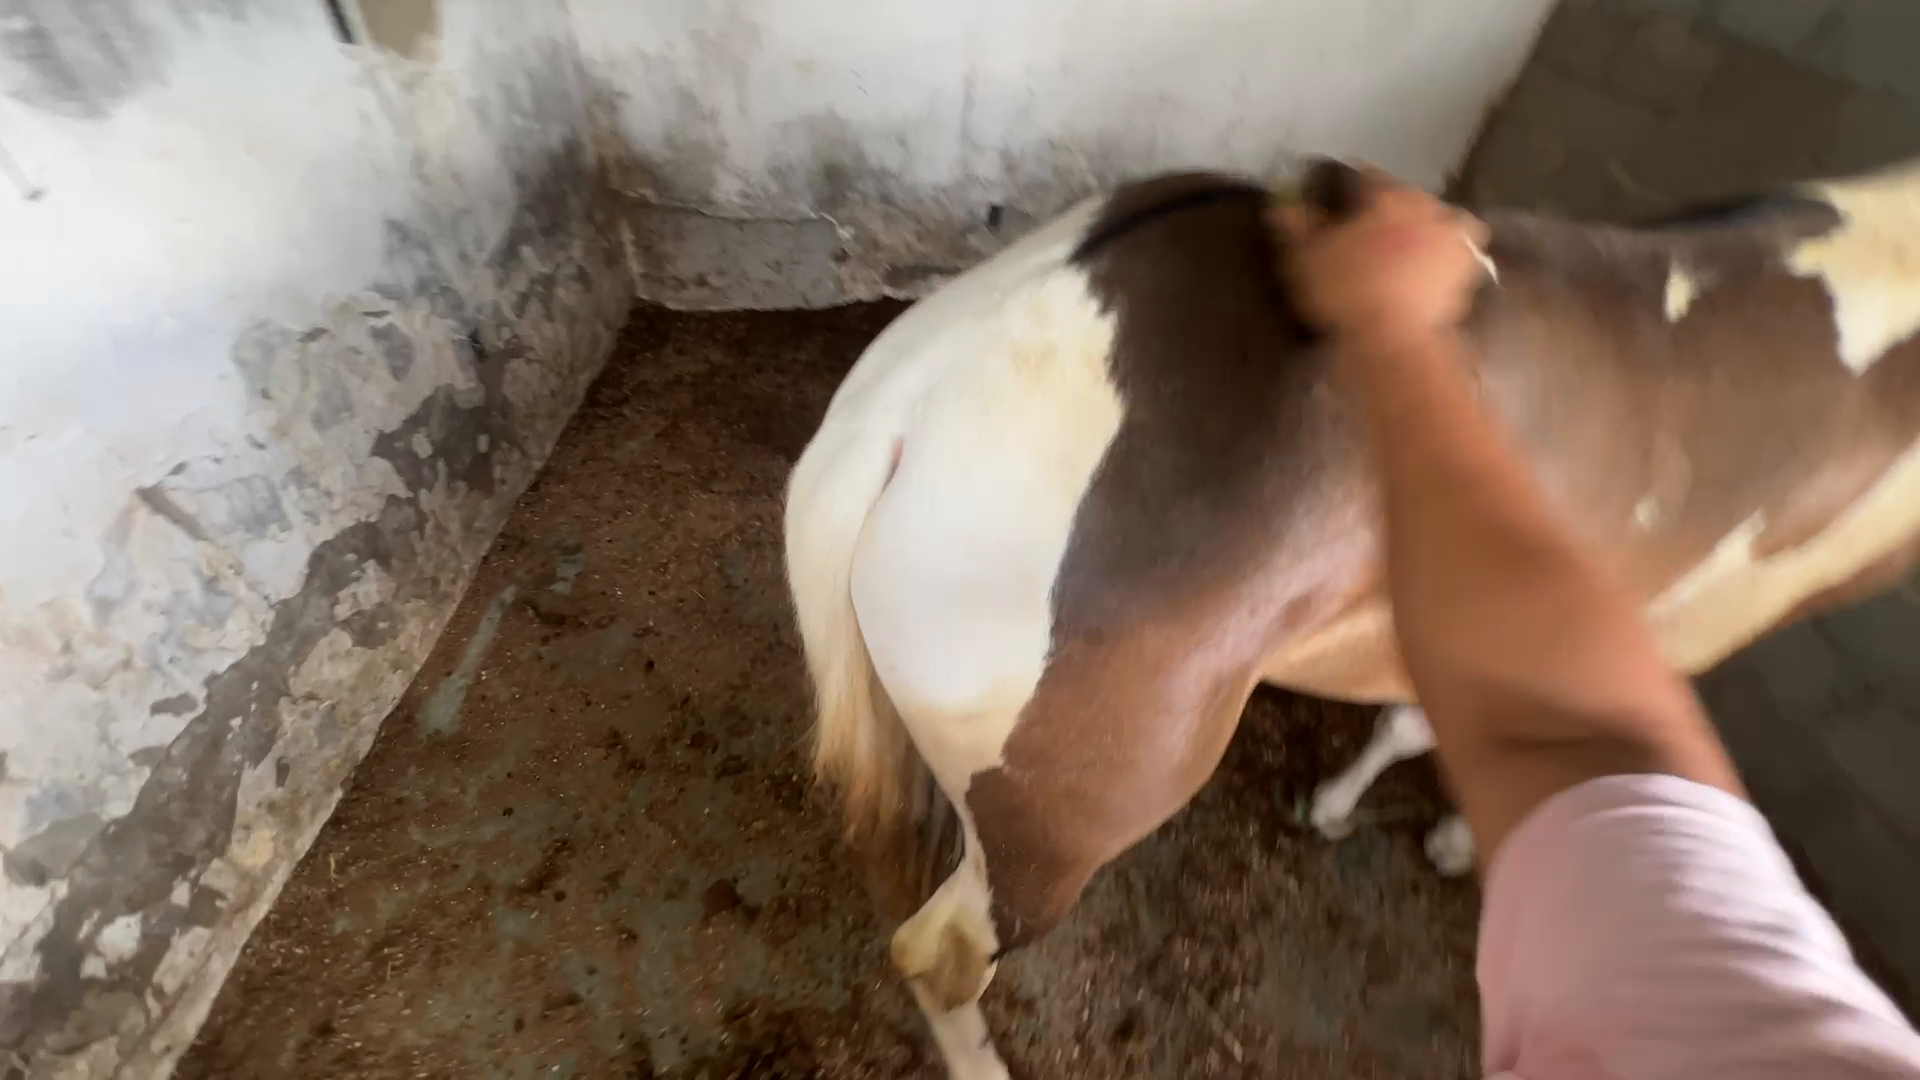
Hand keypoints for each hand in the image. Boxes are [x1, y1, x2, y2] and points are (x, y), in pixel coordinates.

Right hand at [1269, 167, 1489, 346]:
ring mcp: (1454, 233)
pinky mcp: (1469, 264)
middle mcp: (1426, 202)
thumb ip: (1295, 225)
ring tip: (1391, 260)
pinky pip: (1447, 252)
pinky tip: (1417, 276)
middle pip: (1398, 199)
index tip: (1329, 210)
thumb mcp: (1303, 259)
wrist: (1391, 340)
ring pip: (1427, 222)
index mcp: (1385, 194)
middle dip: (1381, 214)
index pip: (1359, 177)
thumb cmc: (1342, 292)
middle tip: (1360, 240)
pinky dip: (1434, 258)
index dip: (1340, 191)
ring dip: (1412, 233)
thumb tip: (1282, 203)